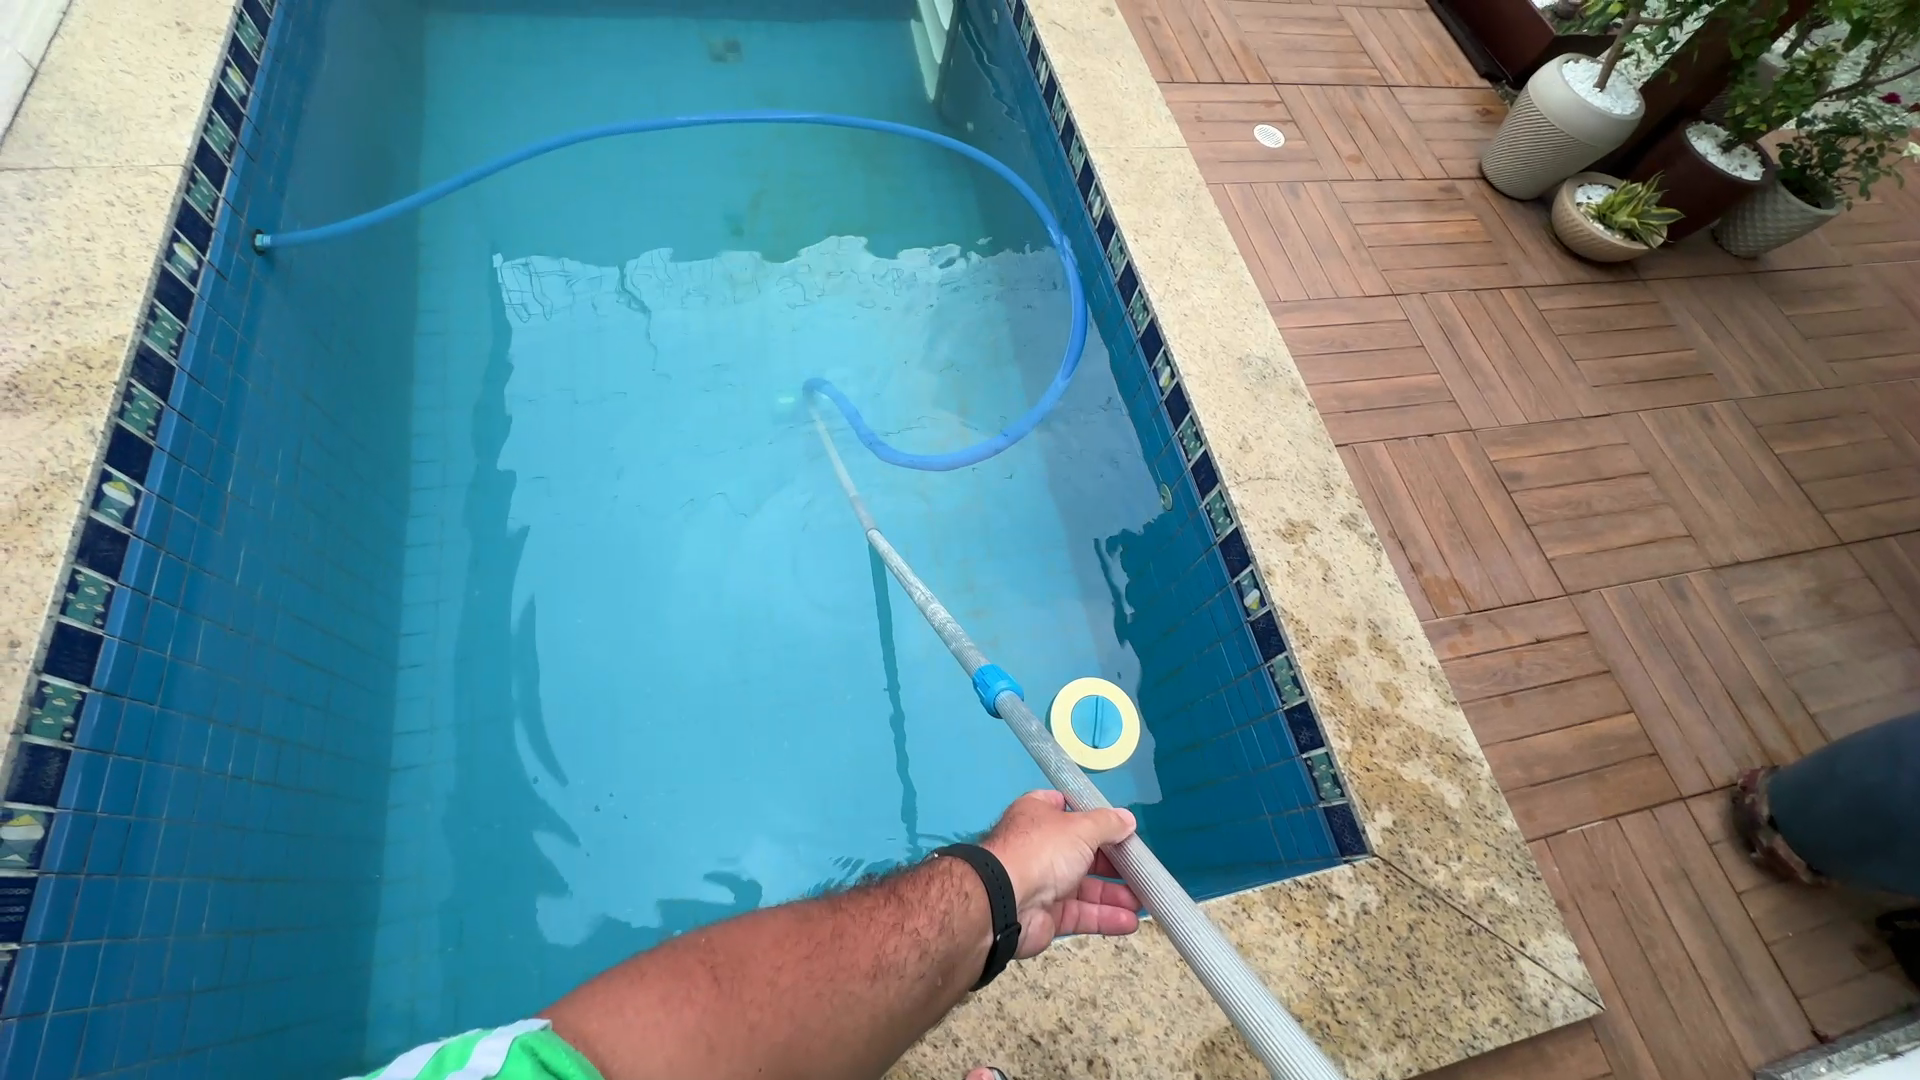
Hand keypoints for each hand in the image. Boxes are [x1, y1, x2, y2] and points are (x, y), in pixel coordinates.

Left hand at [978, 790, 1140, 958]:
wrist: (1006, 900)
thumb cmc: (1043, 849)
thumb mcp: (1080, 828)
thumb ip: (1107, 824)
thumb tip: (1127, 819)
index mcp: (1040, 814)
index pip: (1067, 808)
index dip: (1093, 816)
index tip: (1120, 826)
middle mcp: (1041, 845)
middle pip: (1083, 851)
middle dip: (1112, 862)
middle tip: (1140, 869)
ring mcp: (1044, 881)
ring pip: (1085, 886)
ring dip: (1113, 893)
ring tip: (1143, 900)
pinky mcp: (1048, 914)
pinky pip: (1081, 913)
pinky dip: (1105, 917)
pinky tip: (1129, 921)